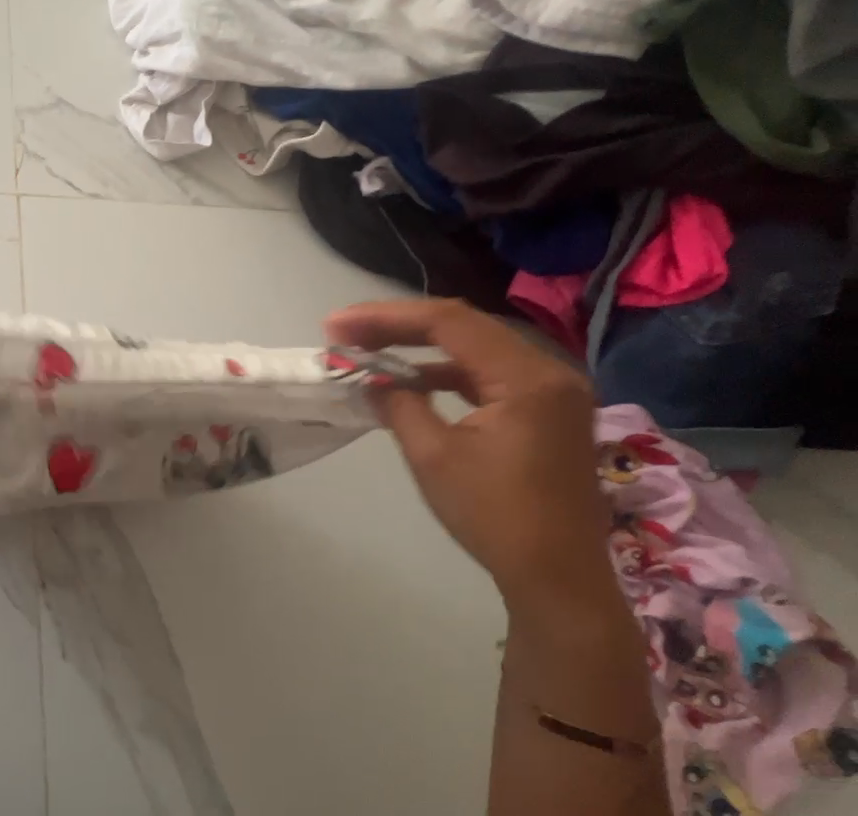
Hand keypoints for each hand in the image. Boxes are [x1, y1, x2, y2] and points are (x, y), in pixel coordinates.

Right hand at [325, 299, 613, 614]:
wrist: (557, 576)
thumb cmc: (495, 515)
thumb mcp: (433, 455)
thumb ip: (399, 404)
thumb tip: (372, 379)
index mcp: (528, 378)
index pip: (449, 323)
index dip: (386, 317)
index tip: (335, 325)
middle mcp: (550, 373)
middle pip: (465, 327)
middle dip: (400, 325)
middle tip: (345, 331)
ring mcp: (554, 392)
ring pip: (477, 348)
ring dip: (421, 346)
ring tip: (369, 349)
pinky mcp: (548, 412)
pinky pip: (490, 373)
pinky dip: (447, 371)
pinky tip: (412, 380)